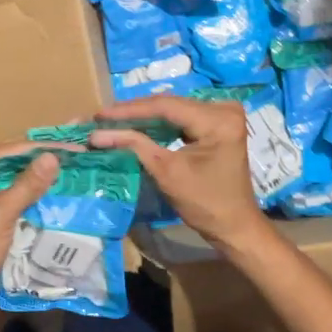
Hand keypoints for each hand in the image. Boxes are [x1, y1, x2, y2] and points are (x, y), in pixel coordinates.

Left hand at [0, 142, 63, 297]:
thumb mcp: (1, 214)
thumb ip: (27, 185)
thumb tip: (53, 157)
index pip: (14, 149)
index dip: (46, 148)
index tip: (77, 148)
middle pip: (17, 157)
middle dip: (46, 156)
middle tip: (82, 152)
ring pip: (19, 172)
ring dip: (44, 172)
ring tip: (78, 165)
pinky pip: (19, 187)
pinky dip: (37, 187)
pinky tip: (60, 185)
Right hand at [88, 96, 271, 248]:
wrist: (234, 226)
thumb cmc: (205, 203)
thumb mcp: (166, 172)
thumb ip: (134, 145)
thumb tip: (96, 134)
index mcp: (218, 119)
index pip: (166, 107)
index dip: (129, 110)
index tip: (100, 115)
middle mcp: (223, 109)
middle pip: (170, 105)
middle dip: (134, 112)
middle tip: (100, 117)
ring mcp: (222, 114)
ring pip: (173, 109)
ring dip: (143, 116)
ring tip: (111, 119)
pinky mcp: (217, 123)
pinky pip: (181, 117)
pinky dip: (158, 123)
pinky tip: (134, 124)